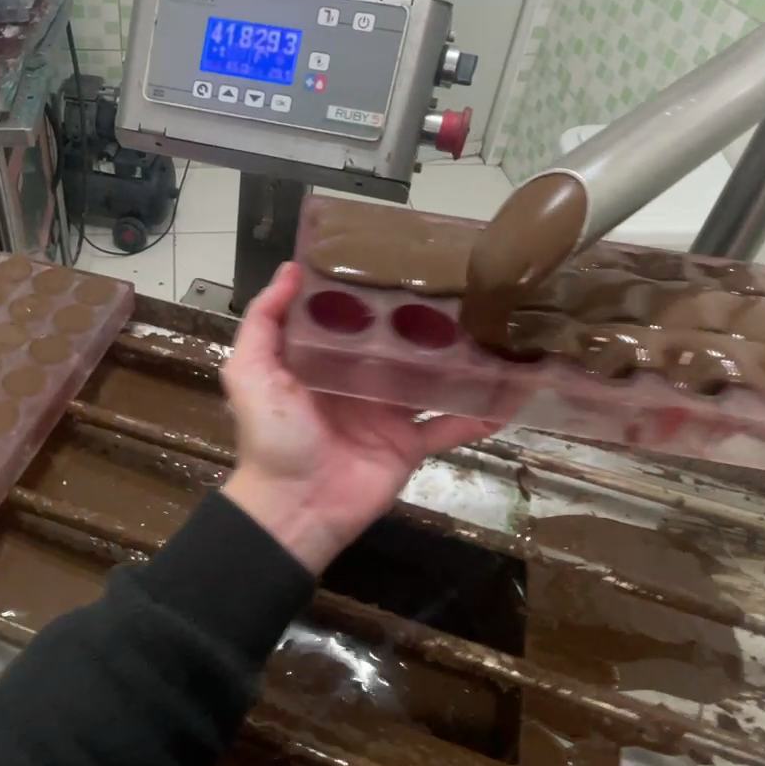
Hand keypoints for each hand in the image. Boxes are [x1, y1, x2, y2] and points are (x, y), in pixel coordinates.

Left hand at [220, 263, 498, 574]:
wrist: (294, 506)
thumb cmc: (272, 435)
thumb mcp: (251, 371)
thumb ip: (263, 321)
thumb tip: (291, 269)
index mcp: (319, 361)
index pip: (350, 318)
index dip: (370, 293)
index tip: (399, 260)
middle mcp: (356, 381)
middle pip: (397, 344)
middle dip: (424, 320)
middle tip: (464, 285)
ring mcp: (387, 413)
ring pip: (429, 379)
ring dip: (459, 360)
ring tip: (497, 328)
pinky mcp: (409, 444)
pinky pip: (450, 426)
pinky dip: (479, 414)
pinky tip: (512, 392)